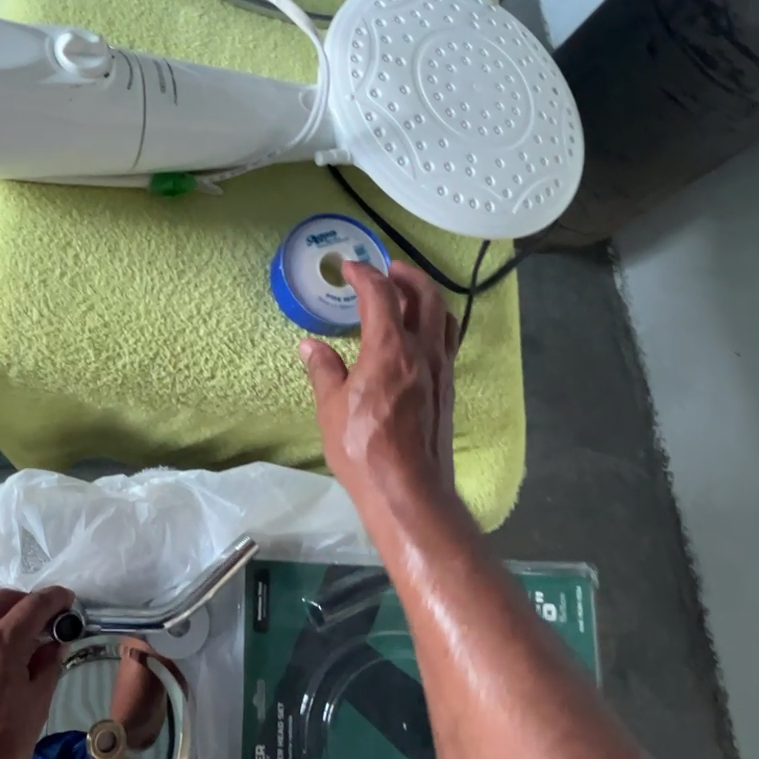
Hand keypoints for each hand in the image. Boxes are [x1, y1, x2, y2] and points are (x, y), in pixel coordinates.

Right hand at [300, 261, 460, 514]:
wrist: (408, 490)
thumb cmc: (363, 449)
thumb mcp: (331, 408)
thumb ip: (323, 370)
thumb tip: (311, 346)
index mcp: (390, 349)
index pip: (381, 295)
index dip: (364, 275)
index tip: (348, 268)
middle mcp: (423, 351)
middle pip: (425, 296)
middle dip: (406, 275)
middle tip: (388, 270)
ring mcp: (441, 370)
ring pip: (443, 317)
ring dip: (426, 297)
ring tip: (408, 295)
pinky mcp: (447, 389)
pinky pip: (447, 342)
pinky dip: (434, 324)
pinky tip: (418, 337)